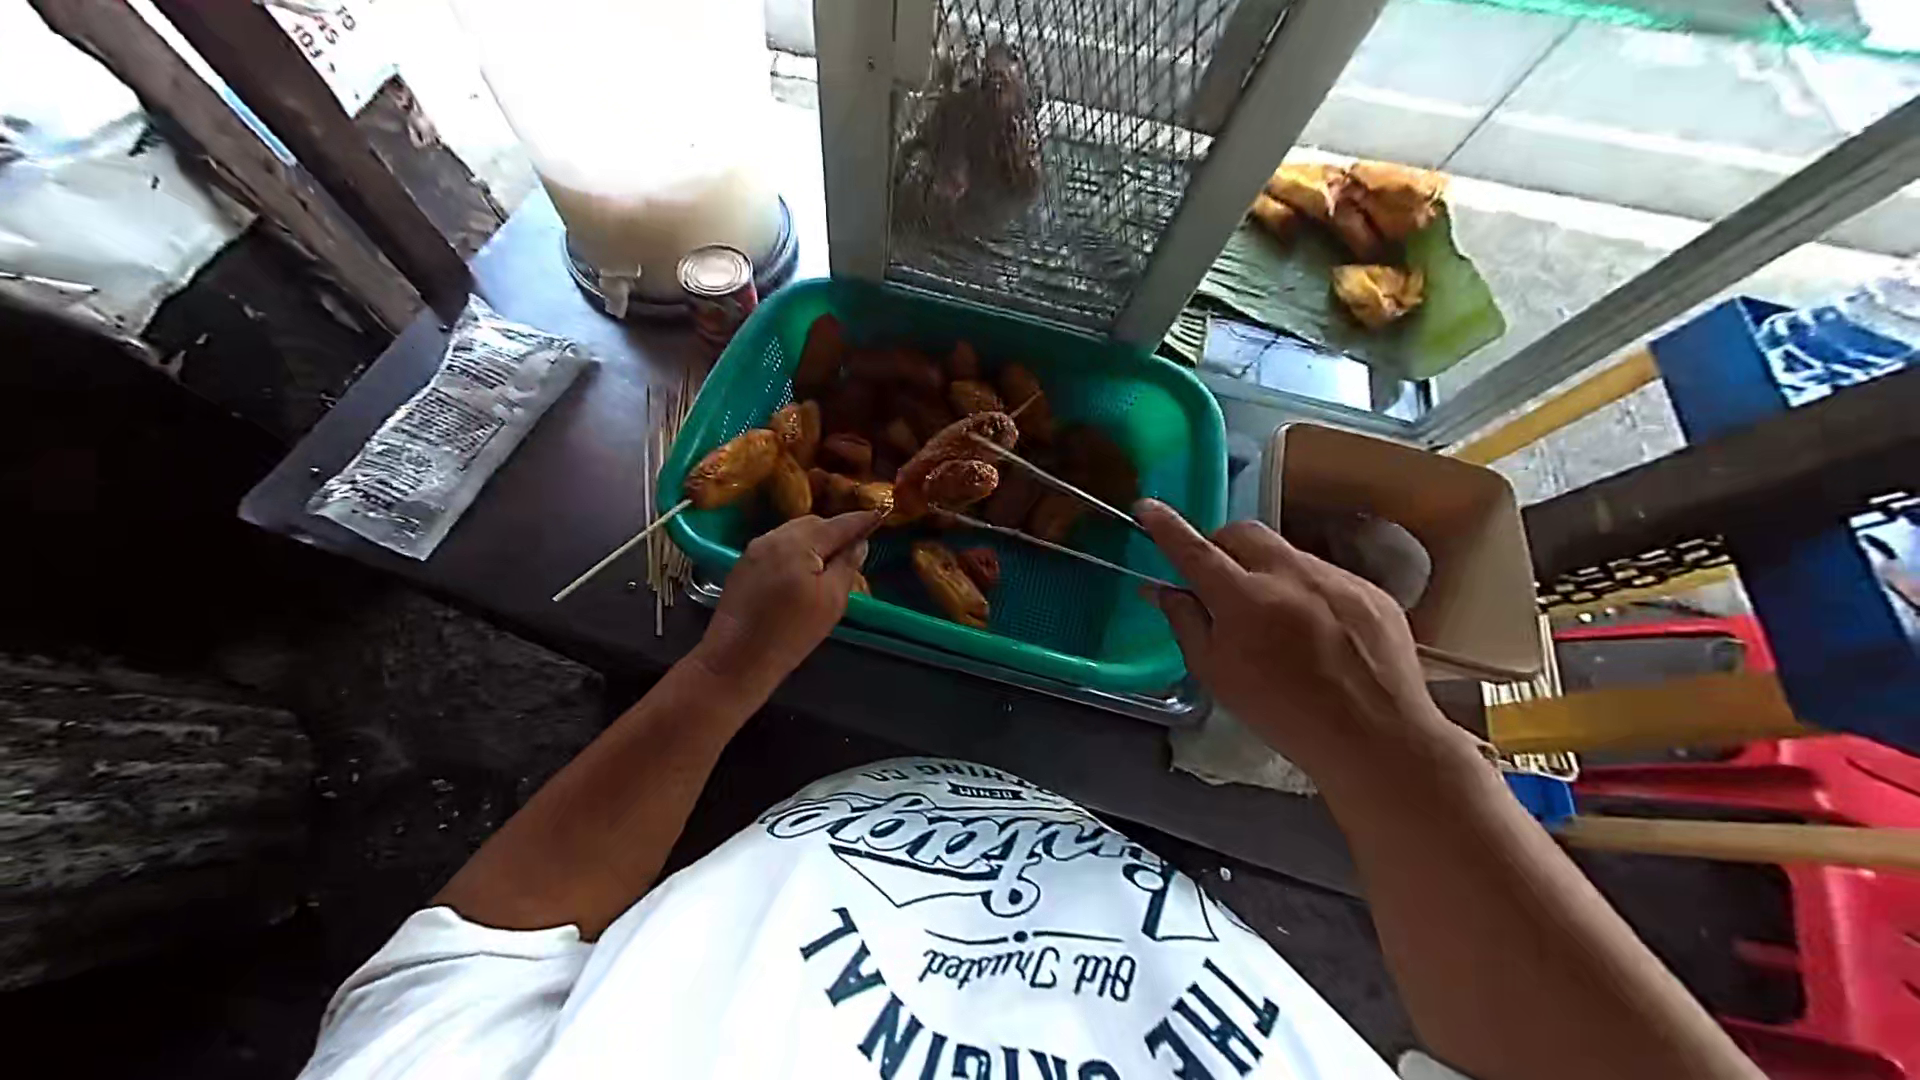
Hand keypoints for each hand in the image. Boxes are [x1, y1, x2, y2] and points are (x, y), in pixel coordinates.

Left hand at [691, 511, 878, 698]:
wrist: (737, 660)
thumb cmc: (792, 633)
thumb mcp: (832, 600)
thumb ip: (847, 565)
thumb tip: (859, 543)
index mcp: (798, 544)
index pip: (838, 524)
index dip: (861, 520)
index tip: (879, 516)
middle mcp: (774, 538)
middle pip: (813, 523)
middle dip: (835, 531)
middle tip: (852, 551)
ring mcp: (755, 549)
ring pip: (793, 533)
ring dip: (814, 541)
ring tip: (827, 564)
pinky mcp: (743, 564)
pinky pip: (777, 546)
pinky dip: (795, 551)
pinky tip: (801, 573)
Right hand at [1136, 499, 1467, 786]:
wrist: (1376, 740)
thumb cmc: (1281, 714)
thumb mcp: (1216, 675)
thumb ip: (1185, 622)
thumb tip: (1163, 588)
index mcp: (1244, 600)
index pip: (1194, 550)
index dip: (1166, 527)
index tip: (1147, 508)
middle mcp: (1290, 575)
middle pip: (1241, 532)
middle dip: (1220, 545)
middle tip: (1217, 579)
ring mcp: (1336, 577)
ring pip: (1284, 552)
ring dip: (1264, 569)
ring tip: (1273, 616)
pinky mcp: (1370, 589)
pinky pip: (1323, 573)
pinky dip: (1304, 589)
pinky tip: (1315, 630)